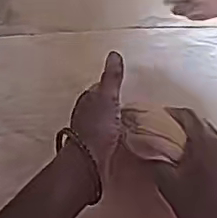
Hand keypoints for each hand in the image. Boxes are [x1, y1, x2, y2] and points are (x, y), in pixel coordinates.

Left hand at [65, 52, 126, 184]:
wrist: (89, 163)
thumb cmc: (96, 128)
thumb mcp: (108, 98)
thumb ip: (111, 78)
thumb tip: (114, 54)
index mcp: (87, 101)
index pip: (98, 89)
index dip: (109, 87)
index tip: (121, 86)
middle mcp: (86, 116)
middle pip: (100, 106)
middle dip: (112, 105)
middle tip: (129, 104)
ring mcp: (90, 134)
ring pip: (103, 123)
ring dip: (114, 122)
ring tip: (130, 122)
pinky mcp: (97, 150)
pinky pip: (108, 138)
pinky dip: (116, 137)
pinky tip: (125, 140)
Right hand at [146, 108, 216, 217]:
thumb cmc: (196, 208)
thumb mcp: (168, 183)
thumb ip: (155, 158)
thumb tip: (144, 145)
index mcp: (206, 142)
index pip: (187, 115)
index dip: (169, 113)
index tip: (155, 118)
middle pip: (199, 122)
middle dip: (180, 124)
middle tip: (162, 131)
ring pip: (208, 132)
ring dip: (192, 134)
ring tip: (175, 145)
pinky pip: (216, 143)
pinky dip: (202, 144)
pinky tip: (191, 157)